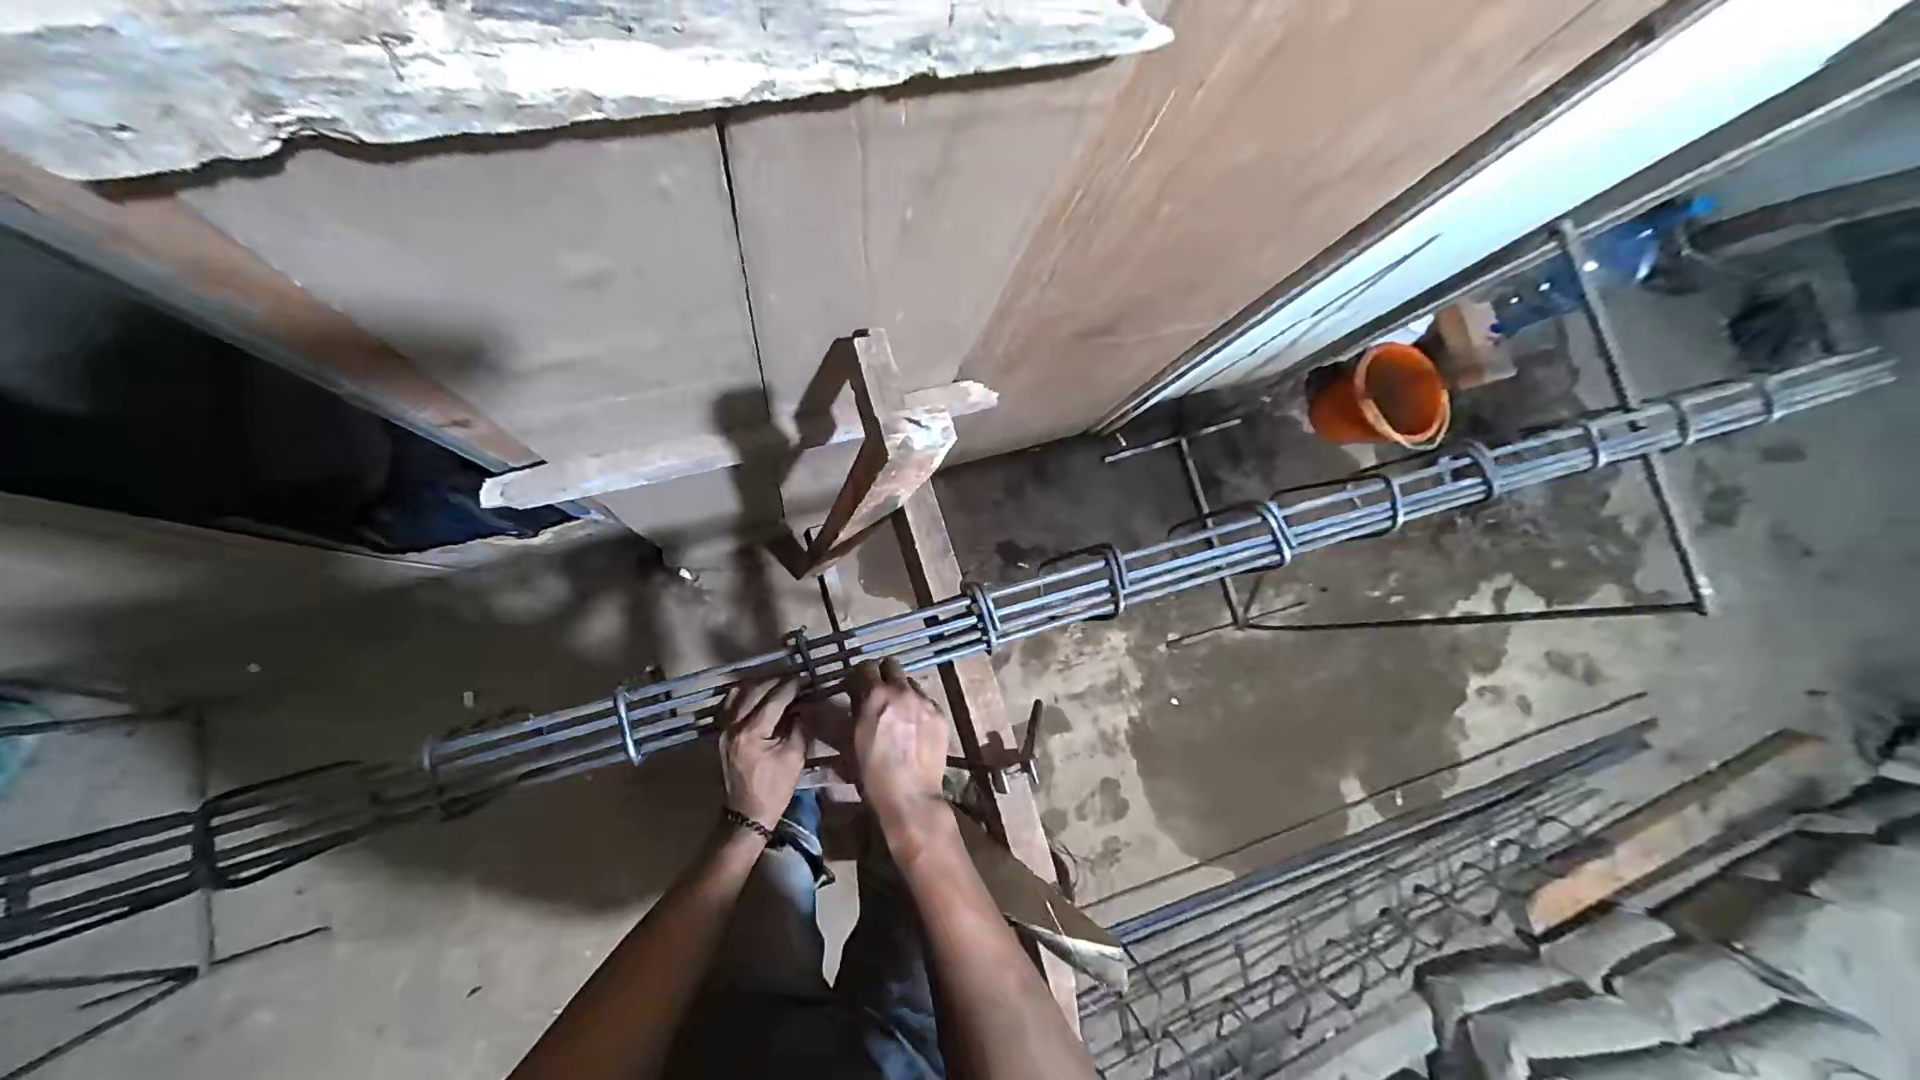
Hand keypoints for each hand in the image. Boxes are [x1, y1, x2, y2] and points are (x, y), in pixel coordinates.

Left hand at [718, 678, 804, 829]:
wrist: (746, 814)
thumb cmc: (774, 789)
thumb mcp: (794, 757)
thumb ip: (798, 726)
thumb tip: (802, 706)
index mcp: (752, 732)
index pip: (774, 699)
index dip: (792, 686)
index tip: (805, 678)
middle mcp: (733, 726)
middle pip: (754, 691)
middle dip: (776, 681)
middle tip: (794, 679)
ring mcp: (723, 730)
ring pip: (738, 694)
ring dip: (758, 685)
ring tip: (776, 684)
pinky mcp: (721, 735)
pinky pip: (730, 705)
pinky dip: (744, 696)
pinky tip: (757, 696)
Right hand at [849, 660, 951, 848]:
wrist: (910, 795)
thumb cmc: (872, 773)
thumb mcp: (850, 741)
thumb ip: (851, 712)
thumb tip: (848, 699)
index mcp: (875, 695)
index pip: (865, 666)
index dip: (859, 676)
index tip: (855, 687)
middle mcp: (902, 691)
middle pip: (892, 665)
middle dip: (882, 675)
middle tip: (877, 693)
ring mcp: (925, 701)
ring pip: (911, 683)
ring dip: (902, 690)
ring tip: (898, 712)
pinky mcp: (940, 715)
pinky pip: (926, 701)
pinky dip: (918, 707)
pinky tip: (914, 728)